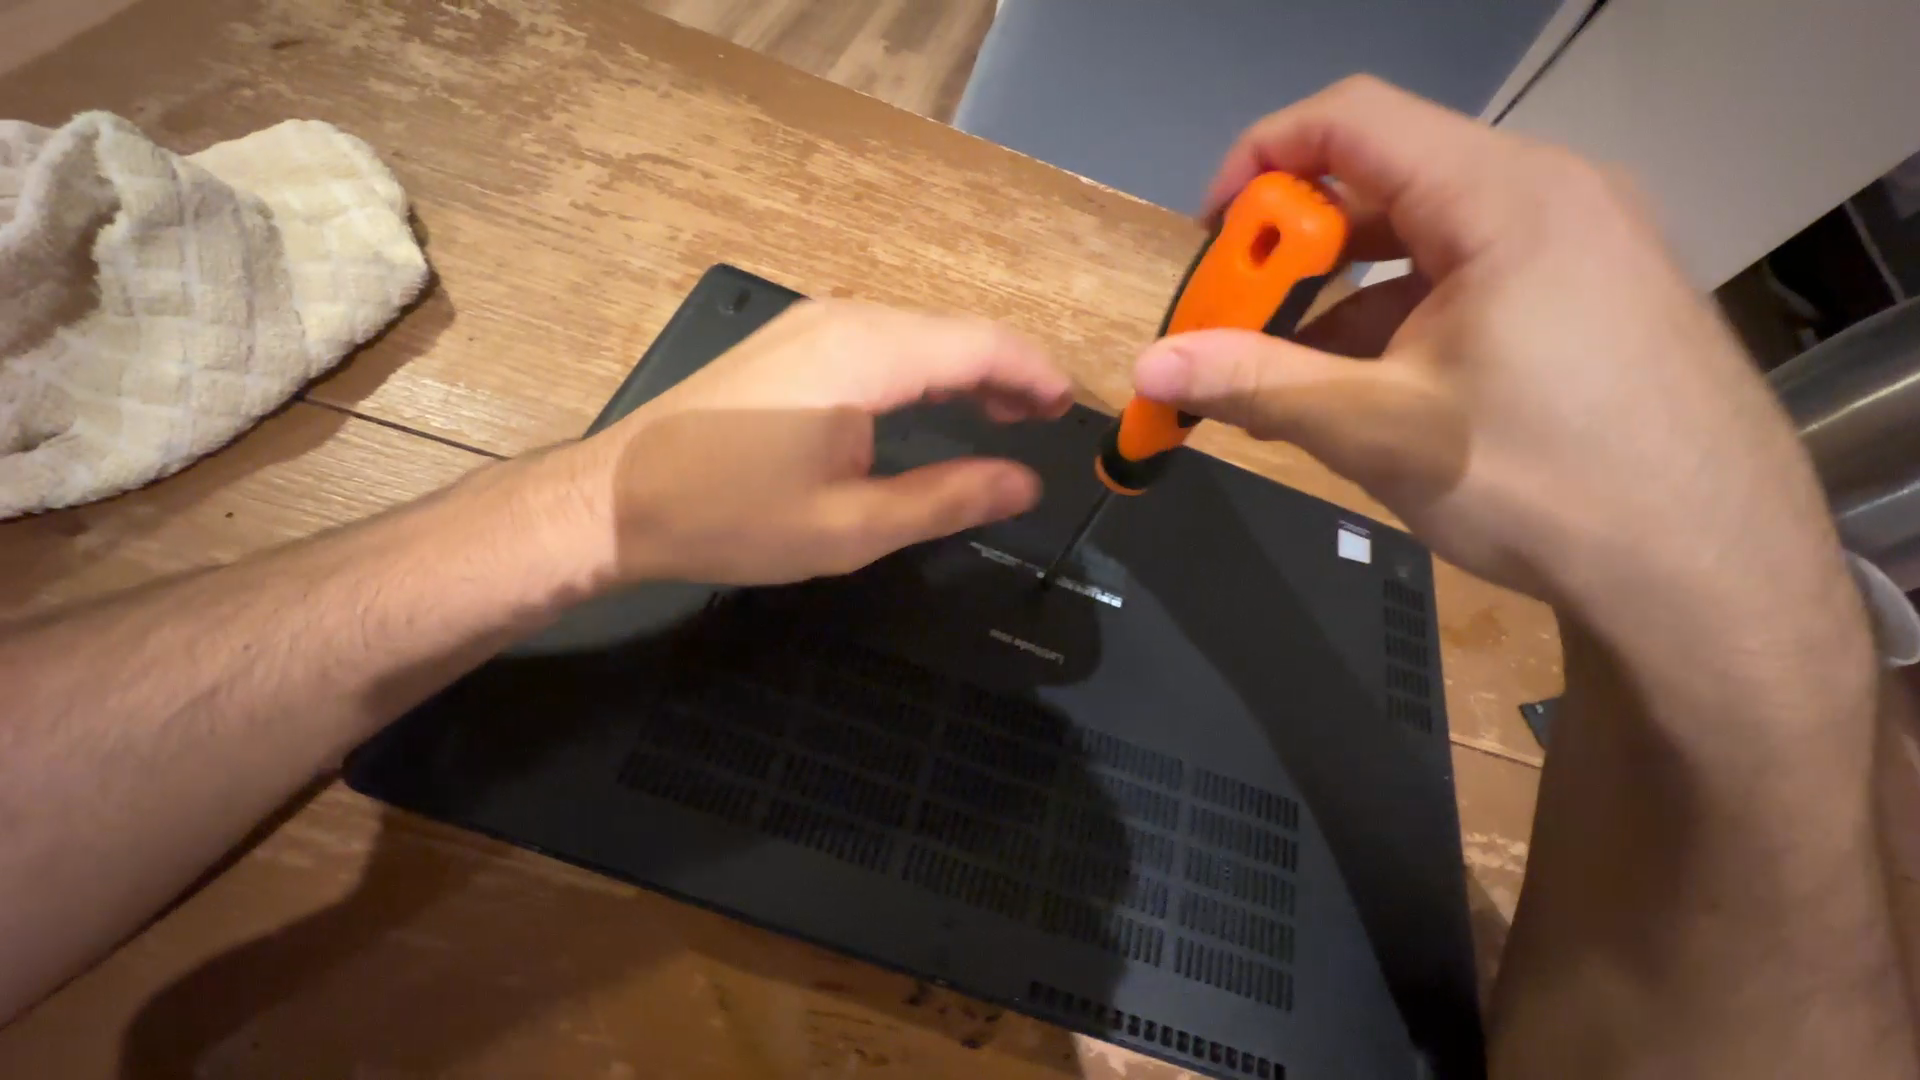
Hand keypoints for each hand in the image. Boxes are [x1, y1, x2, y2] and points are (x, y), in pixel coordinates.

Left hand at [556, 300, 1072, 586]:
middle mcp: (845, 317)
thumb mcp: (853, 527)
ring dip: (967, 371)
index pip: (981, 344)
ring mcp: (813, 323)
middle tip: (1046, 421)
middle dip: (1009, 372)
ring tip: (1005, 416)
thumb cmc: (735, 518)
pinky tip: (935, 404)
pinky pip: (882, 343)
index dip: (1036, 373)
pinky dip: (924, 371)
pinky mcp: (792, 342)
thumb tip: (1026, 484)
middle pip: (953, 331)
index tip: (1072, 408)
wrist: (618, 500)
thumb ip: (949, 499)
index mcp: (866, 354)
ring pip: (919, 335)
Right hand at [1131, 77, 1850, 627]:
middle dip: (1290, 251)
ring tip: (1279, 375)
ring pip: (1415, 242)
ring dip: (1332, 300)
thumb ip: (1251, 384)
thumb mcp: (1373, 428)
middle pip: (1381, 182)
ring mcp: (1571, 248)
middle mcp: (1545, 196)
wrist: (1702, 571)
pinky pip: (1456, 283)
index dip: (1260, 160)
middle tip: (1235, 325)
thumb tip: (1145, 368)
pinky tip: (1350, 390)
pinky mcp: (1579, 300)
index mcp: (1502, 197)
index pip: (1352, 118)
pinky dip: (1386, 324)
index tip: (1210, 239)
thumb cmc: (1539, 482)